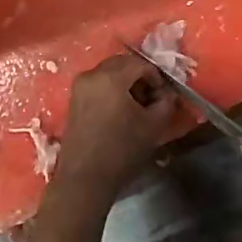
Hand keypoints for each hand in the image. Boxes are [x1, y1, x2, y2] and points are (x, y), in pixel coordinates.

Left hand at [55, 55, 177, 198]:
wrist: (85, 177)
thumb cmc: (122, 150)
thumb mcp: (153, 126)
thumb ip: (166, 102)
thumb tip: (167, 93)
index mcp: (111, 77)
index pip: (140, 63)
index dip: (156, 76)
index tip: (163, 95)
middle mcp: (92, 74)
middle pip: (122, 64)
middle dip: (139, 76)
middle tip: (151, 98)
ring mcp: (79, 86)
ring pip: (108, 73)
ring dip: (125, 82)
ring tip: (136, 106)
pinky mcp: (73, 99)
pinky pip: (97, 84)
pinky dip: (111, 90)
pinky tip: (119, 112)